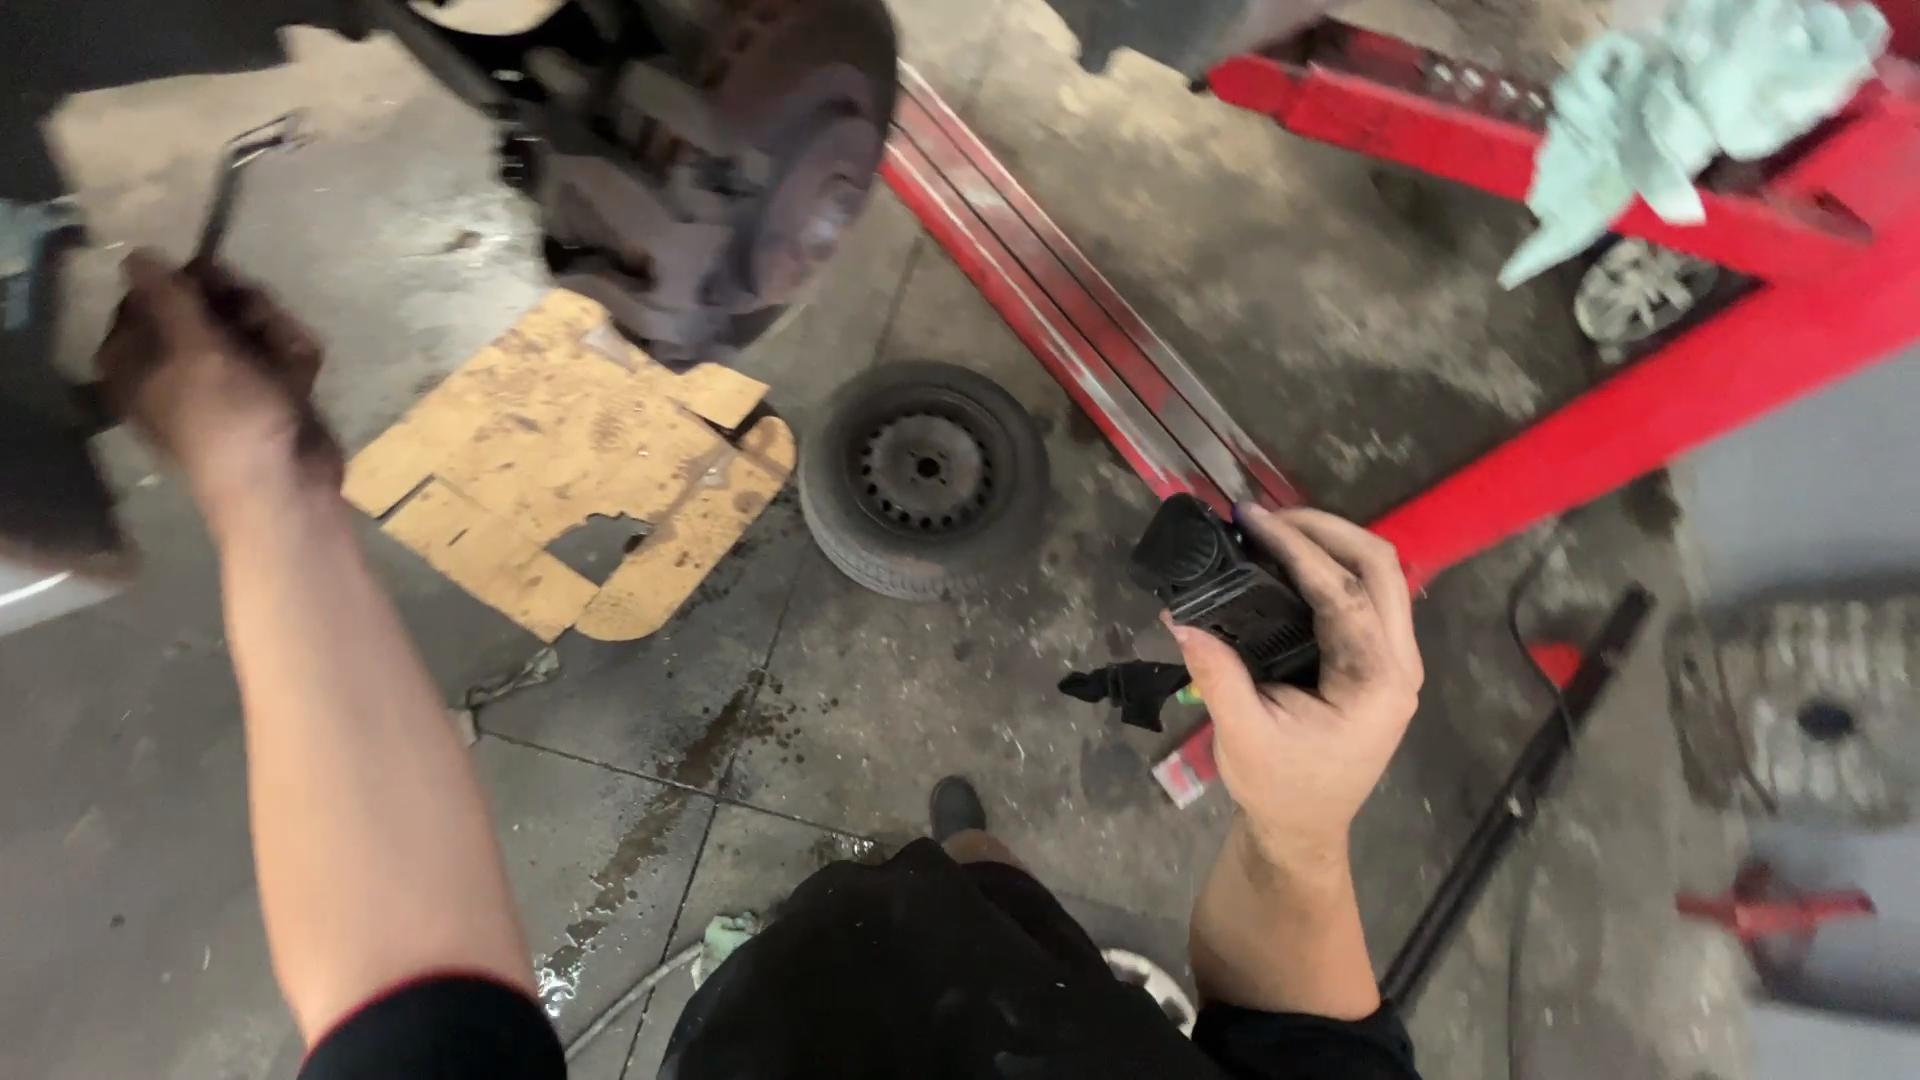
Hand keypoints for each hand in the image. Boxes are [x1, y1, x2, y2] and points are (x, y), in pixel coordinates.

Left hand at [95, 250, 338, 526]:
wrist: (285, 481)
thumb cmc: (229, 417)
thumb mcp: (193, 350)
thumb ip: (169, 299)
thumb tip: (138, 253)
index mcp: (137, 357)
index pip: (152, 298)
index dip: (189, 283)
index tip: (224, 277)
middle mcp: (179, 366)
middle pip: (210, 312)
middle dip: (246, 309)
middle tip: (267, 315)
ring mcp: (230, 383)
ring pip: (255, 335)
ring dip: (280, 334)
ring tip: (295, 351)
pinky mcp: (273, 397)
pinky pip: (283, 361)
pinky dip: (297, 359)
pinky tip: (308, 367)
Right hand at [1166, 506, 1422, 873]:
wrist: (1305, 825)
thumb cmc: (1281, 787)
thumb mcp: (1243, 736)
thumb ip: (1216, 676)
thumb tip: (1183, 618)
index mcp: (1376, 683)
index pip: (1344, 593)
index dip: (1297, 548)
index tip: (1251, 520)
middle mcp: (1398, 662)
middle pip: (1381, 566)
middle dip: (1324, 528)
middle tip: (1264, 517)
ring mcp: (1391, 657)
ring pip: (1378, 573)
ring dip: (1327, 540)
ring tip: (1269, 530)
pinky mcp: (1372, 657)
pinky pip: (1361, 592)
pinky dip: (1325, 564)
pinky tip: (1282, 560)